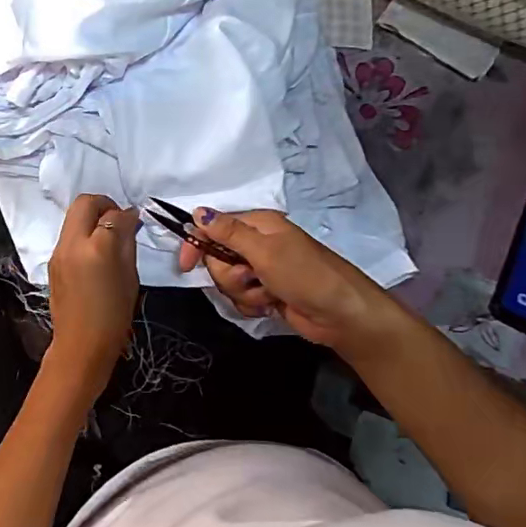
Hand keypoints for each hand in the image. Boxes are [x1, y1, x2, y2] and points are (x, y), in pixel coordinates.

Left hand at [45, 194, 139, 383]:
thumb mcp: (130, 278)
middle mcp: (73, 243)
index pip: (113, 215)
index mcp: (97, 247)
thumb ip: (127, 243)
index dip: (127, 215)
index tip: (135, 221)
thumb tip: (129, 220)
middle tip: (118, 221)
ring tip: (107, 238)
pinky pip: (68, 236)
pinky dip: (82, 234)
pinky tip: (95, 253)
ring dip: (91, 219)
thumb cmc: (114, 316)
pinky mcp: (52, 262)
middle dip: (103, 205)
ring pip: (73, 217)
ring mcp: (58, 252)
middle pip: (84, 203)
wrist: (81, 345)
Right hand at [177, 208, 400, 354]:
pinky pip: (240, 298)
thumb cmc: (306, 275)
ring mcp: (261, 270)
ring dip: (243, 292)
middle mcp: (257, 245)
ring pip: (227, 282)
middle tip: (251, 277)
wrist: (341, 315)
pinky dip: (252, 304)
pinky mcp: (265, 292)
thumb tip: (198, 212)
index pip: (212, 228)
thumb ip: (228, 232)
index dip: (196, 245)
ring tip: (268, 294)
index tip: (185, 265)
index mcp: (258, 225)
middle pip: (217, 259)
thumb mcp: (264, 250)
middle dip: (229, 275)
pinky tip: (271, 306)